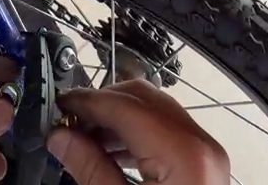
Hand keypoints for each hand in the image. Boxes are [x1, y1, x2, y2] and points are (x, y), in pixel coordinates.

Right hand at [48, 80, 229, 184]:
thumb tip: (62, 136)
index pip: (127, 106)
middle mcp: (201, 144)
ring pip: (156, 111)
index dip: (88, 101)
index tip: (60, 103)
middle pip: (144, 99)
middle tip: (69, 119)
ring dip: (118, 118)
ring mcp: (207, 154)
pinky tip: (110, 151)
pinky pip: (167, 132)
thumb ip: (90, 169)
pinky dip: (137, 134)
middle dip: (103, 104)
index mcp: (183, 153)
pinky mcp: (205, 167)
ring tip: (84, 137)